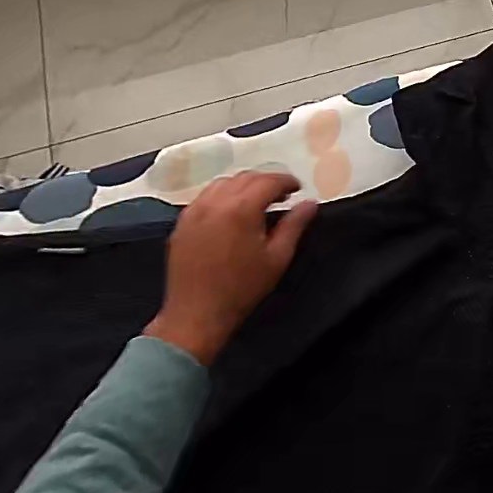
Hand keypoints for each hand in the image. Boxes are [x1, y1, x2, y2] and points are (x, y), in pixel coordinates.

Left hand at [145, 172, 317, 364]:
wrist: (196, 315)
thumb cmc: (242, 288)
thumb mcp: (277, 258)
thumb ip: (295, 225)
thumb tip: (310, 203)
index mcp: (241, 208)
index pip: (268, 181)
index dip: (286, 181)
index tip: (298, 188)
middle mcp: (215, 202)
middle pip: (245, 177)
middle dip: (266, 181)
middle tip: (282, 195)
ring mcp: (194, 210)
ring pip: (223, 183)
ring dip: (244, 185)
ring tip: (257, 201)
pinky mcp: (182, 222)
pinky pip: (205, 197)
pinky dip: (223, 195)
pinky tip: (231, 212)